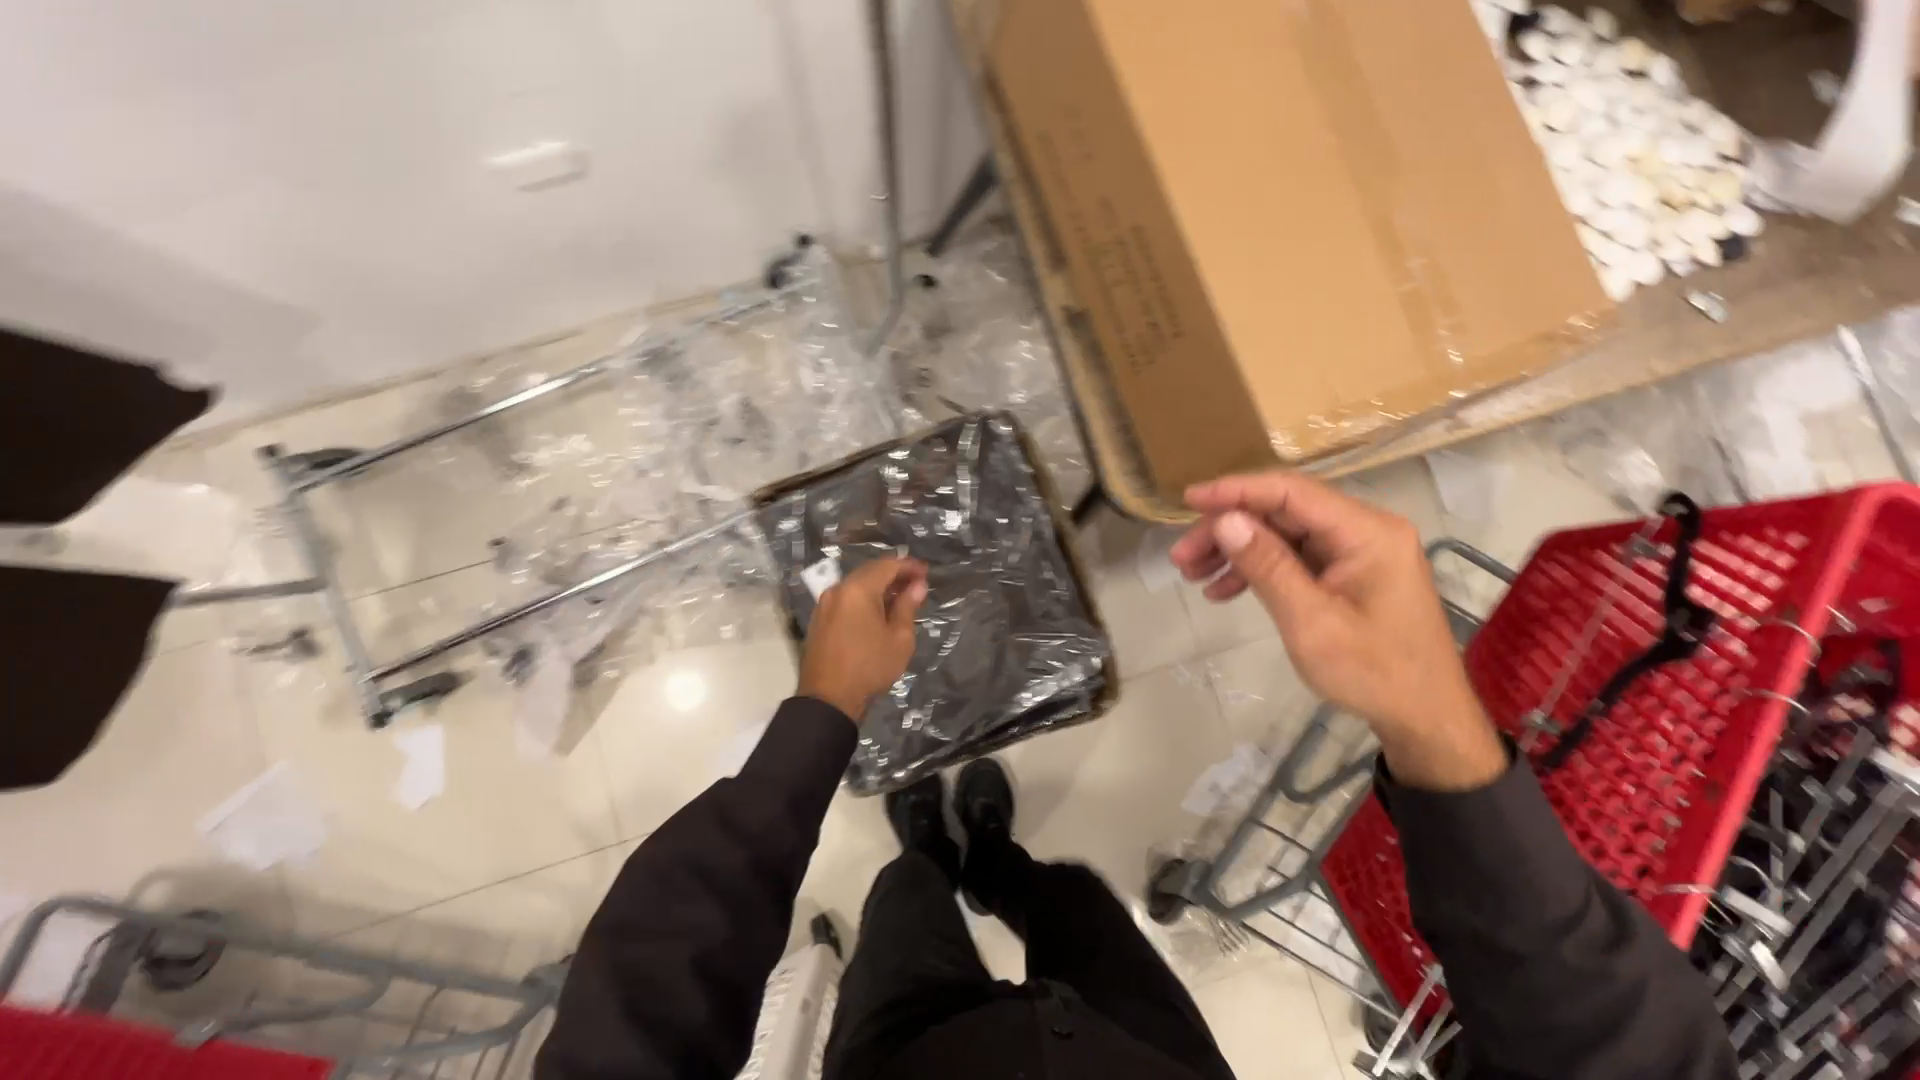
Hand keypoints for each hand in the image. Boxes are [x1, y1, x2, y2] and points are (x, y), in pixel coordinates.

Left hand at [798, 556, 929, 721]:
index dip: (909, 566)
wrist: (828, 699)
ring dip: (878, 588)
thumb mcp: (899, 639)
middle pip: (869, 572)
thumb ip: (907, 607)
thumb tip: (917, 586)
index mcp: (858, 590)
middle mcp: (837, 590)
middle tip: (916, 584)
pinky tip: (877, 612)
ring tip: (900, 599)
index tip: (926, 572)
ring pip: (856, 586)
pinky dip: (863, 600)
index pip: (887, 566)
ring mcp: (824, 604)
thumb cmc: (869, 667)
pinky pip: (845, 600)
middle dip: (894, 575)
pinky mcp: (819, 620)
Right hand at [1170, 473, 1504, 789]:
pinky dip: (1259, 571)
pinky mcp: (1349, 573)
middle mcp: (1364, 530)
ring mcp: (1358, 552)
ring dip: (1237, 551)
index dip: (1236, 491)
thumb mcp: (1311, 622)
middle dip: (1228, 530)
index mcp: (1366, 532)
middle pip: (1282, 512)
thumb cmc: (1373, 672)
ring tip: (1192, 575)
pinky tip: (1223, 591)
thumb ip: (1268, 566)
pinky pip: (1296, 558)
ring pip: (1283, 535)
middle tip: (1182, 557)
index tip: (1188, 500)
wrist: (1424, 717)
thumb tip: (1226, 520)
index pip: (1290, 492)